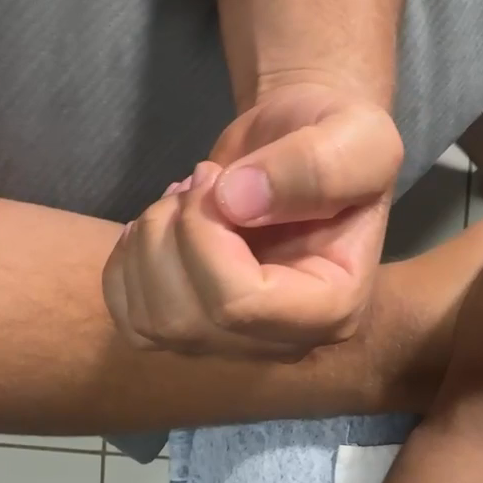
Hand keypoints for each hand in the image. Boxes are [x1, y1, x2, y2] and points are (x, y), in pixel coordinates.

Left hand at [103, 81, 402, 355]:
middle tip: (198, 183)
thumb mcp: (356, 138)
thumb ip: (316, 167)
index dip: (204, 235)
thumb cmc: (338, 139)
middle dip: (170, 235)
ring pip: (154, 325)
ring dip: (147, 245)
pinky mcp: (201, 334)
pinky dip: (127, 268)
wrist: (305, 147)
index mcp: (335, 307)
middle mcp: (291, 341)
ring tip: (183, 203)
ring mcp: (243, 344)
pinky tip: (162, 232)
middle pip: (189, 320)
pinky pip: (133, 323)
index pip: (240, 305)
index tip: (214, 177)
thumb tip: (236, 201)